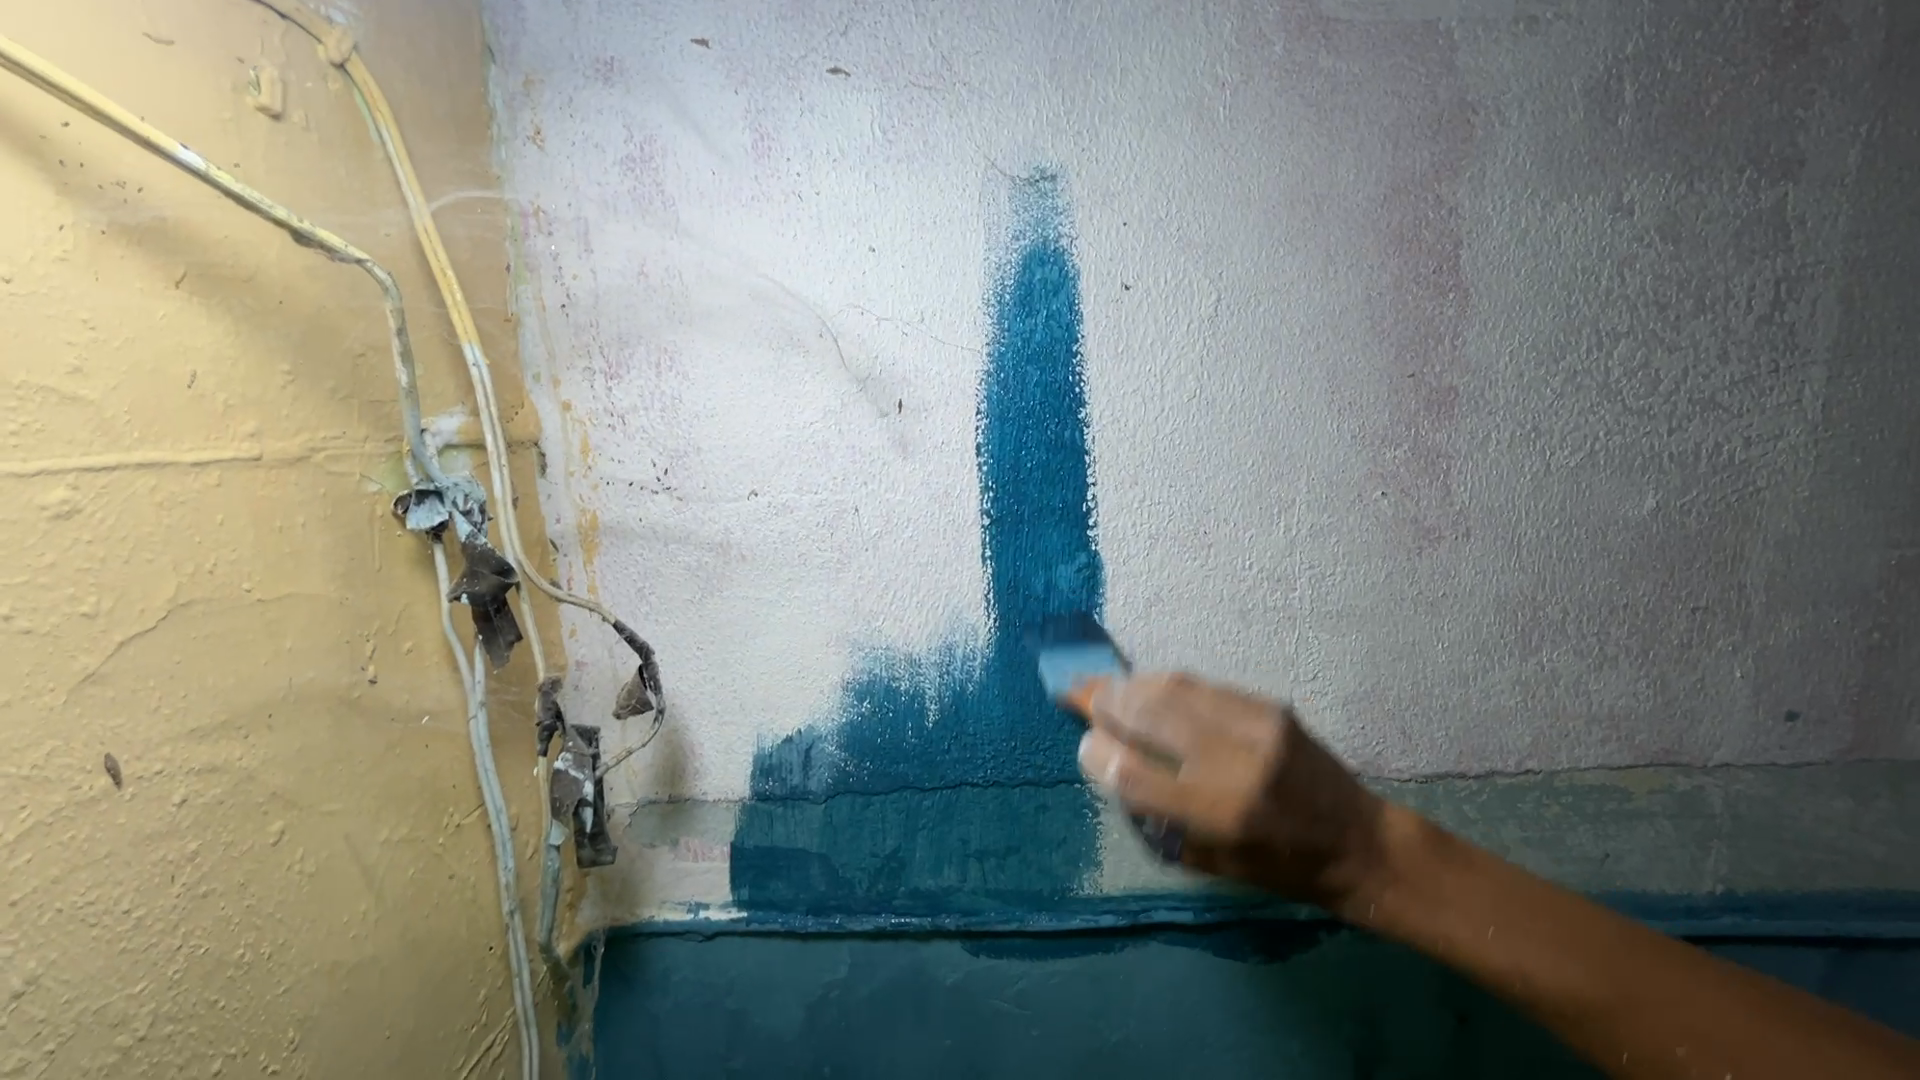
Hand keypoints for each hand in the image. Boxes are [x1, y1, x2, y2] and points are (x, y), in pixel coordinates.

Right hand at [1077, 673, 1386, 911]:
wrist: (1359, 843)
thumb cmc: (1279, 868)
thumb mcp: (1209, 863)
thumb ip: (1155, 814)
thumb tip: (1107, 760)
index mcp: (1218, 816)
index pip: (1133, 774)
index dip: (1098, 754)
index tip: (1085, 746)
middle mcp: (1234, 764)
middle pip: (1148, 715)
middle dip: (1104, 702)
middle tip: (1077, 694)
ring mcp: (1255, 727)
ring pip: (1172, 687)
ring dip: (1130, 684)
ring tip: (1105, 686)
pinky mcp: (1270, 706)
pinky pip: (1203, 684)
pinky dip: (1166, 684)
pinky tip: (1149, 687)